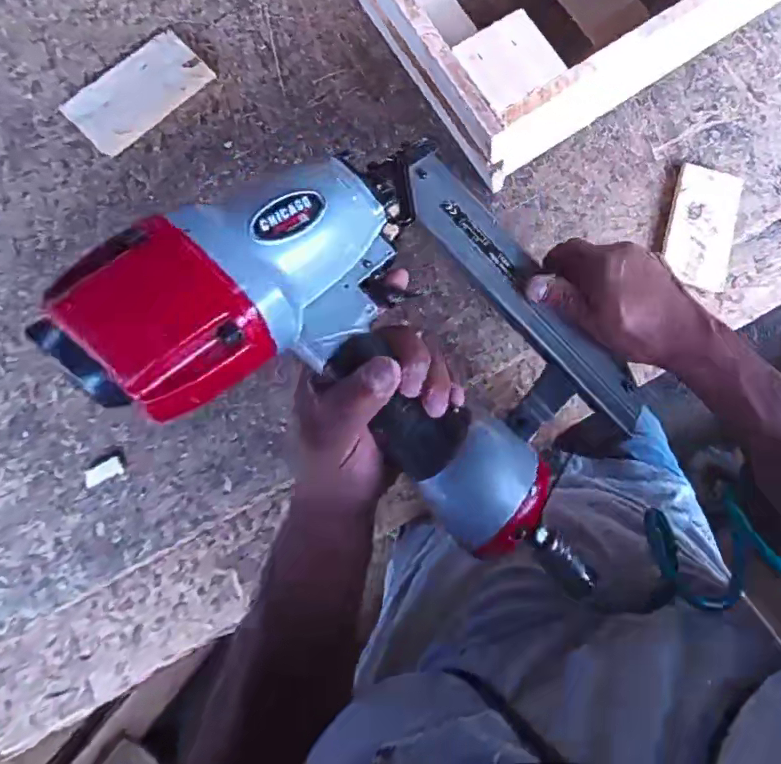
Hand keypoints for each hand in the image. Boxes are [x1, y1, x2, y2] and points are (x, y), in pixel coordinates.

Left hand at [290, 274, 460, 509]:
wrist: (347, 503)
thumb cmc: (327, 465)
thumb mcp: (333, 433)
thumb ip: (356, 400)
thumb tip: (389, 367)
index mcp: (333, 361)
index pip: (352, 317)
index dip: (375, 293)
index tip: (400, 278)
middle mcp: (362, 362)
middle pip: (400, 336)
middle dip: (418, 357)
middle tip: (418, 391)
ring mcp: (388, 379)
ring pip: (423, 355)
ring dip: (438, 374)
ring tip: (437, 407)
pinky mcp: (411, 398)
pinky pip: (437, 378)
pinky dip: (449, 385)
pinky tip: (453, 402)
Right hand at [523, 239, 722, 372]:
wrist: (689, 338)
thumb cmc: (639, 333)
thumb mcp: (593, 322)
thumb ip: (563, 300)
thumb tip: (532, 285)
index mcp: (602, 261)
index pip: (565, 250)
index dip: (552, 265)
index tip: (548, 285)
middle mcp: (621, 250)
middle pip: (586, 253)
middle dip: (572, 272)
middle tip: (569, 299)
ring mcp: (641, 254)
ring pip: (606, 258)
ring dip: (594, 275)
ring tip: (596, 304)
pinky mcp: (656, 263)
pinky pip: (624, 264)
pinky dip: (614, 276)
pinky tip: (621, 301)